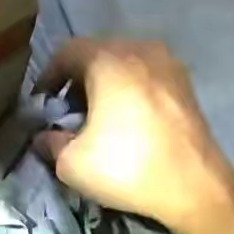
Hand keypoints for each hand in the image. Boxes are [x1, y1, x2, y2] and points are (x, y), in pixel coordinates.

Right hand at [33, 38, 233, 233]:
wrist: (192, 184)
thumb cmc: (126, 167)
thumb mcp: (71, 164)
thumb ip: (50, 144)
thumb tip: (43, 138)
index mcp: (108, 59)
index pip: (67, 52)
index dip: (48, 77)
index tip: (41, 105)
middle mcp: (140, 49)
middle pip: (99, 56)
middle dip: (78, 83)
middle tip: (68, 116)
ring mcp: (169, 64)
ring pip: (126, 67)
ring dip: (106, 90)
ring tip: (98, 123)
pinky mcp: (186, 86)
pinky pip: (148, 81)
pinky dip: (131, 96)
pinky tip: (128, 127)